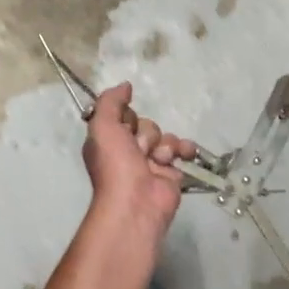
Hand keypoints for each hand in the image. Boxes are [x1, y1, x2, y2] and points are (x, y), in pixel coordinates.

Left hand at [81, 82, 197, 228]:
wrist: (137, 203)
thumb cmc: (115, 165)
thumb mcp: (103, 127)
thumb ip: (110, 102)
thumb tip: (126, 86)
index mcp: (110, 141)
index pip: (123, 115)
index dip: (126, 118)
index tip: (125, 127)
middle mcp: (129, 150)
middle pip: (146, 124)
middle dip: (146, 134)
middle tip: (139, 151)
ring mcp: (151, 162)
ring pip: (164, 137)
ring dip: (164, 145)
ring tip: (158, 160)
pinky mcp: (171, 172)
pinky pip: (182, 150)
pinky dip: (185, 150)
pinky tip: (184, 154)